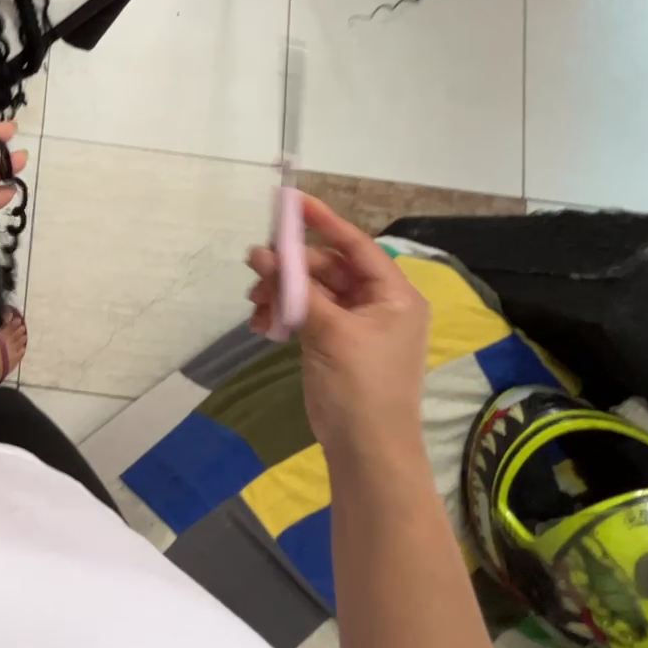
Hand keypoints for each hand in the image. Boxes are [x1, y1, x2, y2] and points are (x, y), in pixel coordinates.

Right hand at [247, 194, 430, 460]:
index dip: (321, 221)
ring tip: (257, 308)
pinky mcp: (330, 339)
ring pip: (306, 288)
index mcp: (392, 295)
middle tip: (255, 272)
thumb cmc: (362, 385)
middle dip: (288, 268)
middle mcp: (375, 302)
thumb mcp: (330, 331)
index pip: (354, 244)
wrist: (365, 446)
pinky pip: (300, 311)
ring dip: (278, 292)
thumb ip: (295, 288)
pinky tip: (262, 327)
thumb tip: (259, 252)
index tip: (288, 201)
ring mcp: (351, 322)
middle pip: (323, 266)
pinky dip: (279, 313)